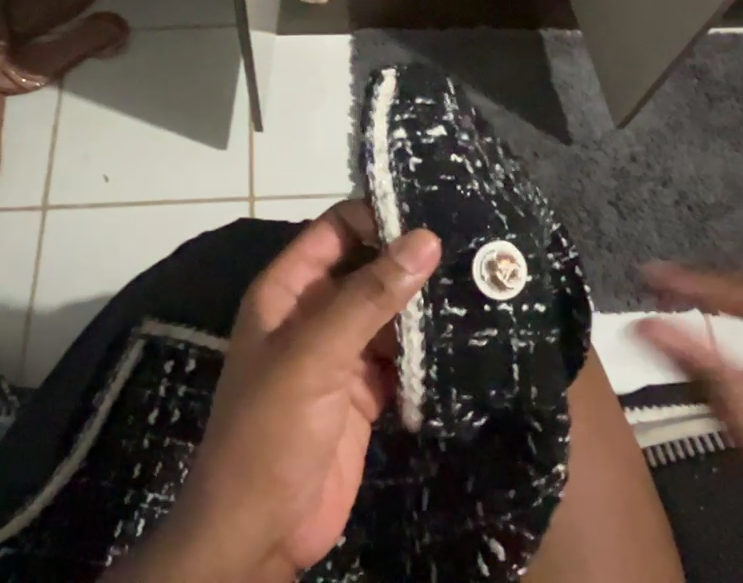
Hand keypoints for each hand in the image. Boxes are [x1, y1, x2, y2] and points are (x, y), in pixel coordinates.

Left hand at [108, 203, 439, 581]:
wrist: (258, 530)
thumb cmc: (270, 429)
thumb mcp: (315, 355)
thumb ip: (368, 297)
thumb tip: (425, 239)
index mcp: (286, 292)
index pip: (334, 231)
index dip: (377, 216)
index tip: (435, 211)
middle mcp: (313, 314)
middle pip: (366, 270)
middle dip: (411, 260)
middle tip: (475, 247)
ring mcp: (338, 355)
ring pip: (387, 315)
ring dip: (425, 307)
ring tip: (483, 286)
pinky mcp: (362, 395)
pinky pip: (399, 360)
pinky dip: (426, 354)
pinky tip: (466, 341)